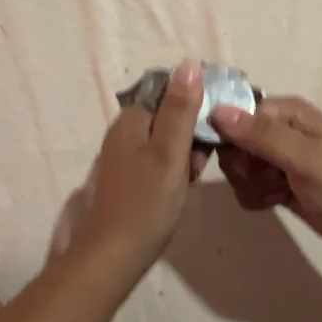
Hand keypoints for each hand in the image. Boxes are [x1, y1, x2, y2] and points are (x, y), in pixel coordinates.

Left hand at [75, 59, 206, 270]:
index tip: (209, 139)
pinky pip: (156, 167)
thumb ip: (180, 109)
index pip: (170, 97)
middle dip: (190, 141)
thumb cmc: (146, 203)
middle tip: (197, 168)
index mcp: (130, 120)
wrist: (113, 257)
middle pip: (168, 122)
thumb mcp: (170, 152)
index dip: (194, 114)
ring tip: (187, 185)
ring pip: (165, 147)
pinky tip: (175, 196)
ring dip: (184, 162)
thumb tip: (189, 64)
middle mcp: (121, 135)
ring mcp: (121, 161)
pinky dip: (171, 177)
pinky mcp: (125, 184)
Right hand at [211, 97, 321, 266]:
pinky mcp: (276, 184)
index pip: (236, 114)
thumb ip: (260, 134)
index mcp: (287, 112)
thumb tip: (216, 110)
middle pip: (232, 144)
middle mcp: (278, 130)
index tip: (238, 157)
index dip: (230, 136)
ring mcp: (276, 159)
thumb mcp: (302, 156)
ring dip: (253, 185)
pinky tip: (278, 202)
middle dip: (244, 167)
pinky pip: (247, 188)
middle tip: (269, 176)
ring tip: (279, 191)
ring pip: (237, 169)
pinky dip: (259, 198)